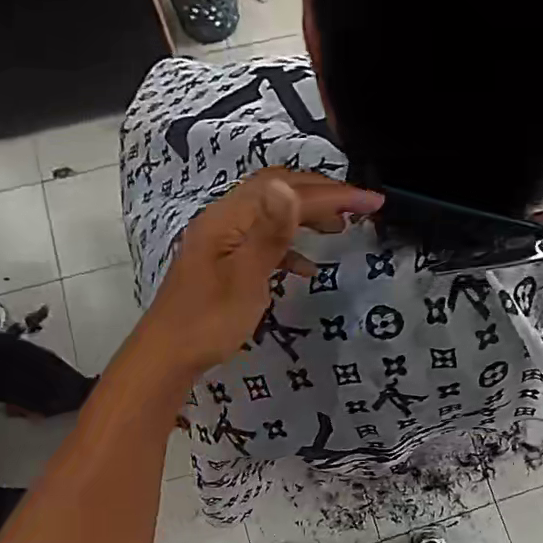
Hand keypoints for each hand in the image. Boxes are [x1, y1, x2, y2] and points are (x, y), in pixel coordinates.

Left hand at [137, 168, 381, 371]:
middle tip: (362, 207)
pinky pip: (264, 239)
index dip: (334, 193)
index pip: (288, 191)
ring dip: (309, 214)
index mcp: (229, 218)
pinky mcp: (226, 260)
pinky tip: (307, 267)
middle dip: (324, 194)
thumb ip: (271, 233)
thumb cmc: (210, 320)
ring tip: (341, 227)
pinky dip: (291, 245)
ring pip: (273, 212)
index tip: (373, 201)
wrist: (169, 354)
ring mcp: (224, 240)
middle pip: (279, 191)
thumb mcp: (247, 278)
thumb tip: (290, 188)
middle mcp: (225, 219)